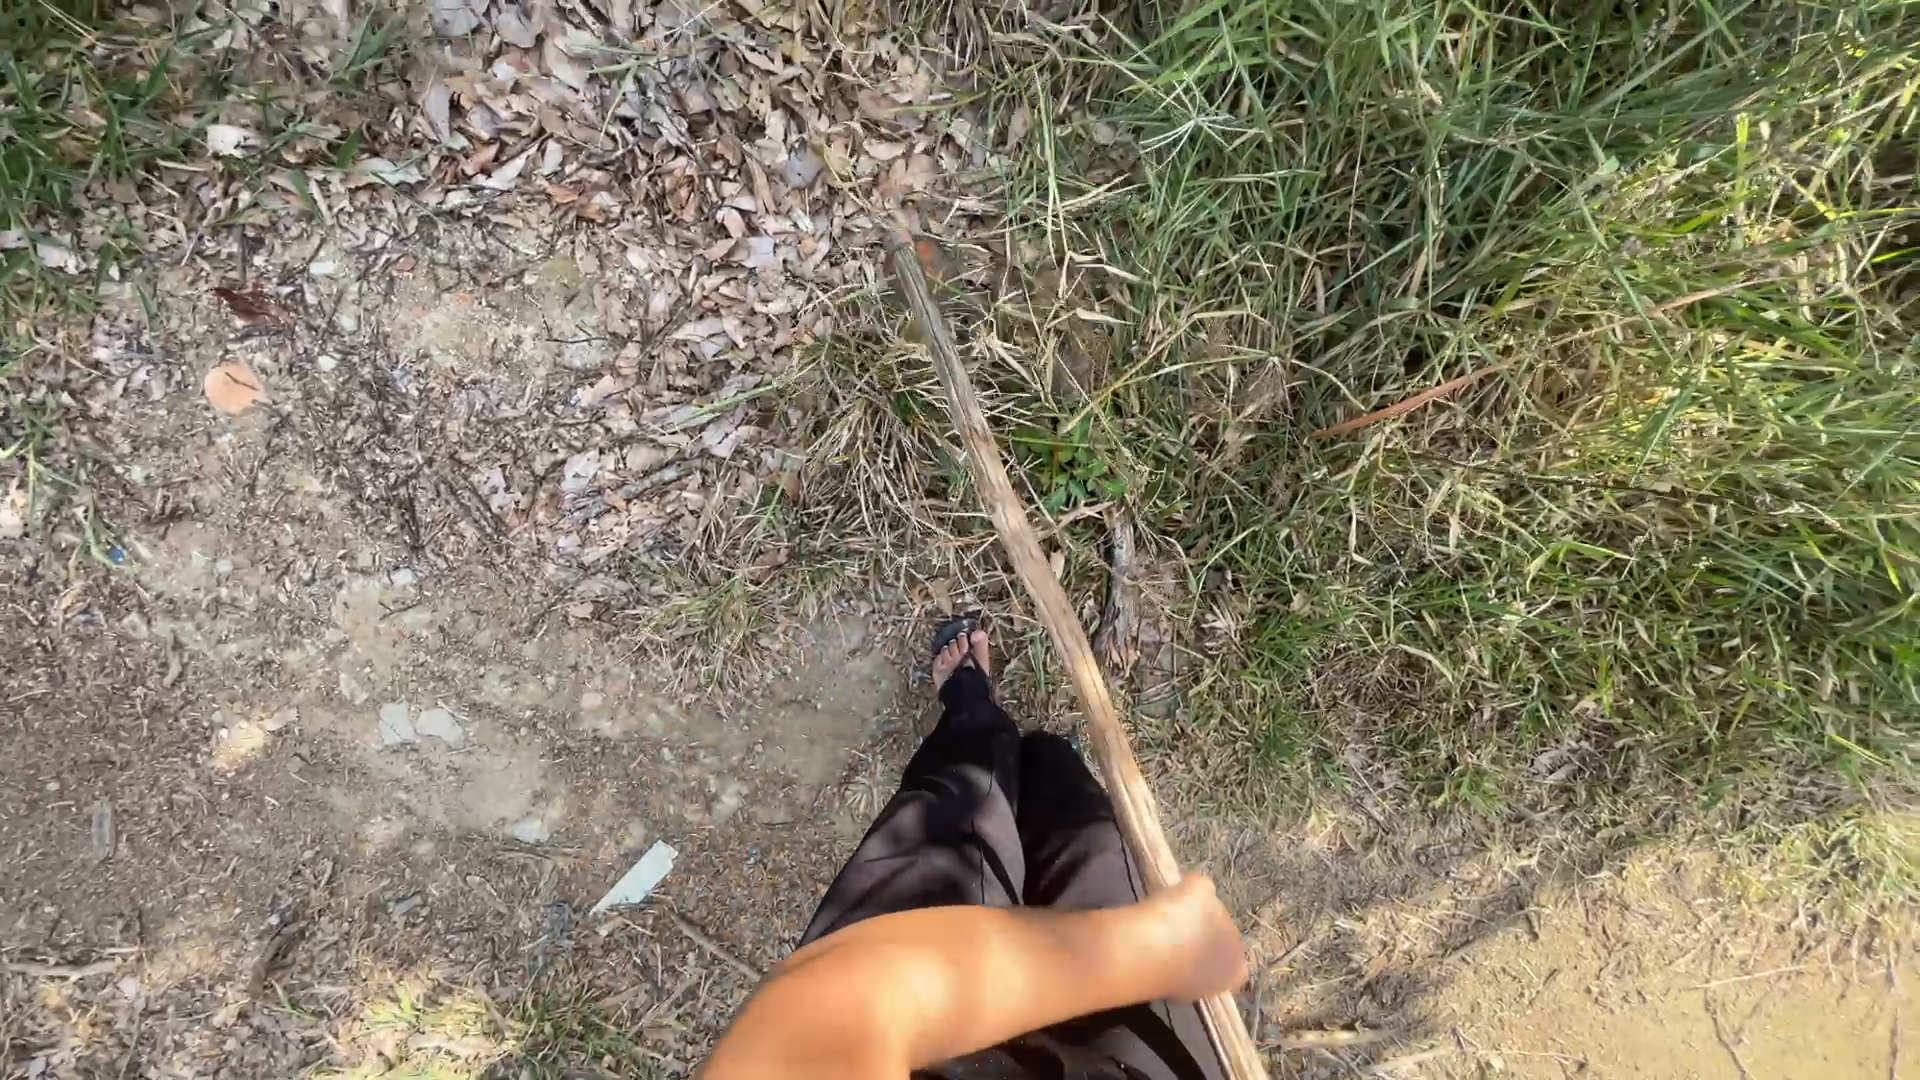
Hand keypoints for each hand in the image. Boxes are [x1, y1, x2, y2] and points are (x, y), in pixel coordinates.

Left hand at [1135, 875, 1248, 1001]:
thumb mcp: (1191, 990)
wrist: (1155, 952)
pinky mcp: (1205, 890)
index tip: (1195, 953)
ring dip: (1192, 908)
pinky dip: (1187, 887)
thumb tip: (1192, 969)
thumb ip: (1201, 978)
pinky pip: (1198, 885)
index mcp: (1236, 970)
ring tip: (1167, 917)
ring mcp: (1221, 910)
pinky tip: (1172, 897)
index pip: (1233, 959)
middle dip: (1204, 928)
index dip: (1214, 953)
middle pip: (1222, 929)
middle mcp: (1236, 939)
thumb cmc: (1169, 980)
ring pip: (1209, 905)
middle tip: (1177, 932)